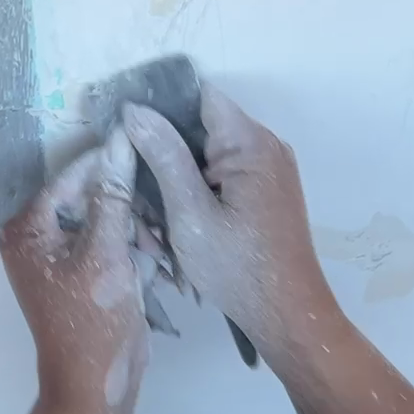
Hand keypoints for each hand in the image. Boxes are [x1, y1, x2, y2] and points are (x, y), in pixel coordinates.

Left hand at [0, 128, 150, 413]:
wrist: (97, 385)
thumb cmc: (95, 319)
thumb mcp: (106, 252)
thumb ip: (113, 194)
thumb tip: (119, 140)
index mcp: (27, 227)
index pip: (70, 176)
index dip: (108, 162)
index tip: (146, 144)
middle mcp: (34, 234)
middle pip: (87, 196)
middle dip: (126, 205)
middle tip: (156, 214)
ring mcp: (55, 253)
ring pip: (101, 217)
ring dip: (132, 226)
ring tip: (156, 243)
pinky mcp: (78, 269)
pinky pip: (104, 240)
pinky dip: (128, 245)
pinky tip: (151, 255)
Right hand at [122, 84, 337, 363]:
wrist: (288, 319)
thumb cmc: (238, 269)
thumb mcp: (189, 213)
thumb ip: (163, 155)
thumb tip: (135, 109)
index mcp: (251, 142)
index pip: (200, 95)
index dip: (161, 103)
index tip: (125, 123)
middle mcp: (265, 144)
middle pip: (202, 123)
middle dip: (165, 146)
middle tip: (134, 177)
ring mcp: (269, 166)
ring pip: (208, 150)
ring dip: (178, 172)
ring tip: (154, 208)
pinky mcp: (266, 187)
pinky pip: (222, 170)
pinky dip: (196, 186)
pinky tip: (177, 215)